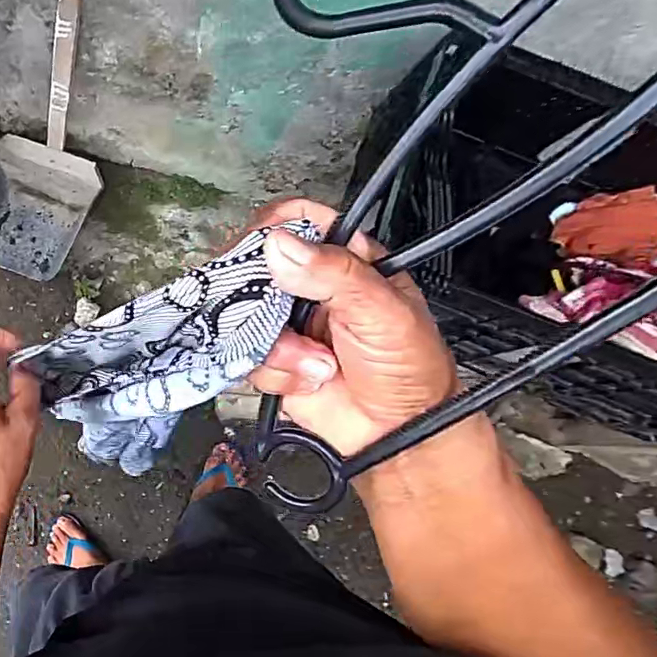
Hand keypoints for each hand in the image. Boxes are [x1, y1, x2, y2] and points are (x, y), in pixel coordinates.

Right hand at [245, 199, 459, 457]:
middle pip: (259, 270)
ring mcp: (292, 327)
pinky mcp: (278, 362)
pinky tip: (311, 380)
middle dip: (266, 301)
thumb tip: (281, 245)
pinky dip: (279, 374)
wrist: (397, 432)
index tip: (262, 248)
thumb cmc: (409, 367)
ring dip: (281, 348)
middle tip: (284, 319)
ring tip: (319, 363)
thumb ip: (334, 272)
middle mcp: (313, 290)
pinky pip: (250, 358)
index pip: (299, 224)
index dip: (274, 229)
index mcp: (344, 262)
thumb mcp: (382, 310)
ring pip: (248, 318)